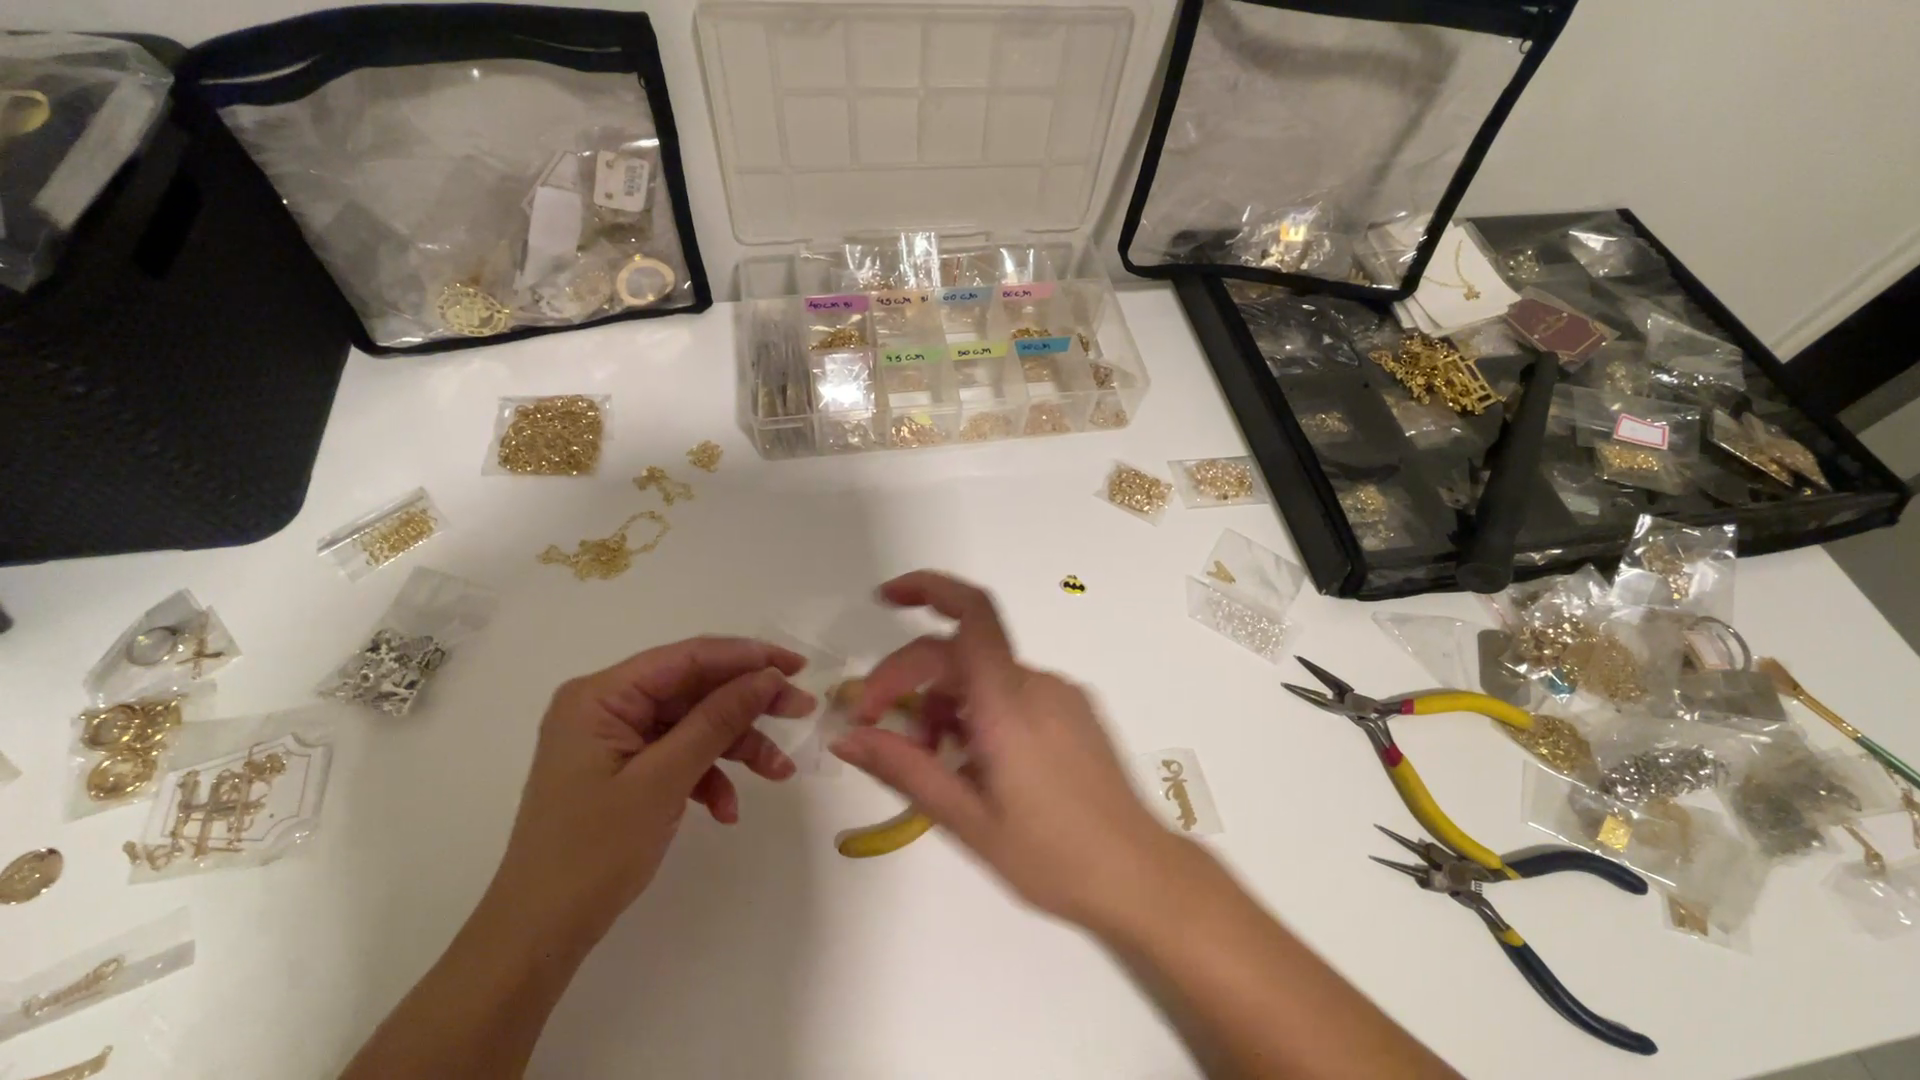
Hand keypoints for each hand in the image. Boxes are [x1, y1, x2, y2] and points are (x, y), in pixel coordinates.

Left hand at [484, 637, 815, 945]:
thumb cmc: (594, 851)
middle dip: (748, 705)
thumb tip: (767, 676)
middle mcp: (606, 706)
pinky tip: (727, 810)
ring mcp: (614, 739)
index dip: (746, 657)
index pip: (687, 657)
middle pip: (694, 690)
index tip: (798, 667)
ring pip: (693, 724)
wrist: (540, 931)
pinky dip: (709, 777)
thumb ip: (717, 721)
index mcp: (601, 696)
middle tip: (802, 712)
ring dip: (736, 748)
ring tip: (780, 774)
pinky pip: (679, 756)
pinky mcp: (624, 770)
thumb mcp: (664, 780)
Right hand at [830, 572, 1176, 926]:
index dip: (927, 589)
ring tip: (936, 764)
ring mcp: (1063, 697)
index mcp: (1009, 703)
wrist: (1139, 876)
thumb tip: (845, 736)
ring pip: (987, 677)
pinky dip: (981, 712)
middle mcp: (1038, 684)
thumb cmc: (1051, 856)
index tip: (883, 601)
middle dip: (912, 680)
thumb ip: (903, 769)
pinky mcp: (1077, 714)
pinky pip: (1015, 694)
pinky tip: (977, 765)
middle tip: (879, 730)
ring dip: (947, 705)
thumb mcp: (966, 819)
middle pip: (963, 653)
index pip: (971, 614)